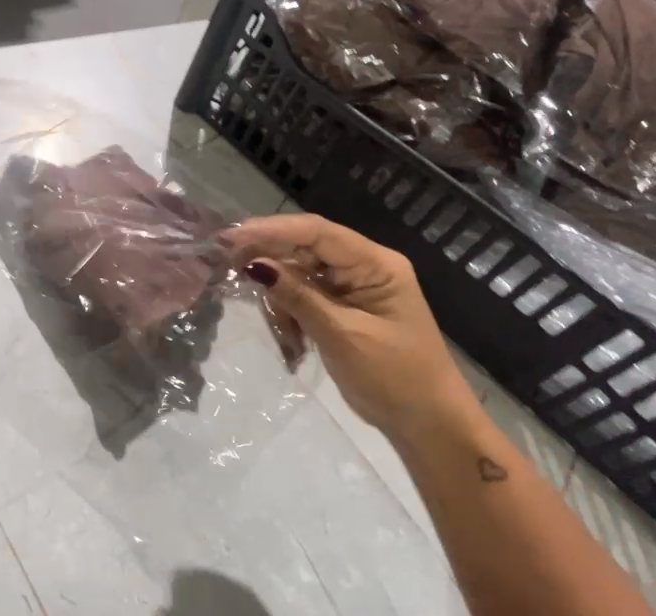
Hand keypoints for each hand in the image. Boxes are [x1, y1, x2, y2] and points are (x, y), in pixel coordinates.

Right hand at [223, 214, 479, 443]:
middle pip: (303, 246)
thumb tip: (252, 264)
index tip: (230, 238)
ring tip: (279, 326)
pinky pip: (302, 293)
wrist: (429, 426)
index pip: (317, 232)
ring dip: (279, 293)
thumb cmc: (395, 378)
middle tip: (227, 266)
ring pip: (298, 271)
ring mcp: (352, 287)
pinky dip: (288, 309)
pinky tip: (290, 336)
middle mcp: (364, 266)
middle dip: (268, 257)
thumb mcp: (342, 334)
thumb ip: (297, 296)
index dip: (271, 229)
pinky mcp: (341, 306)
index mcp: (376, 264)